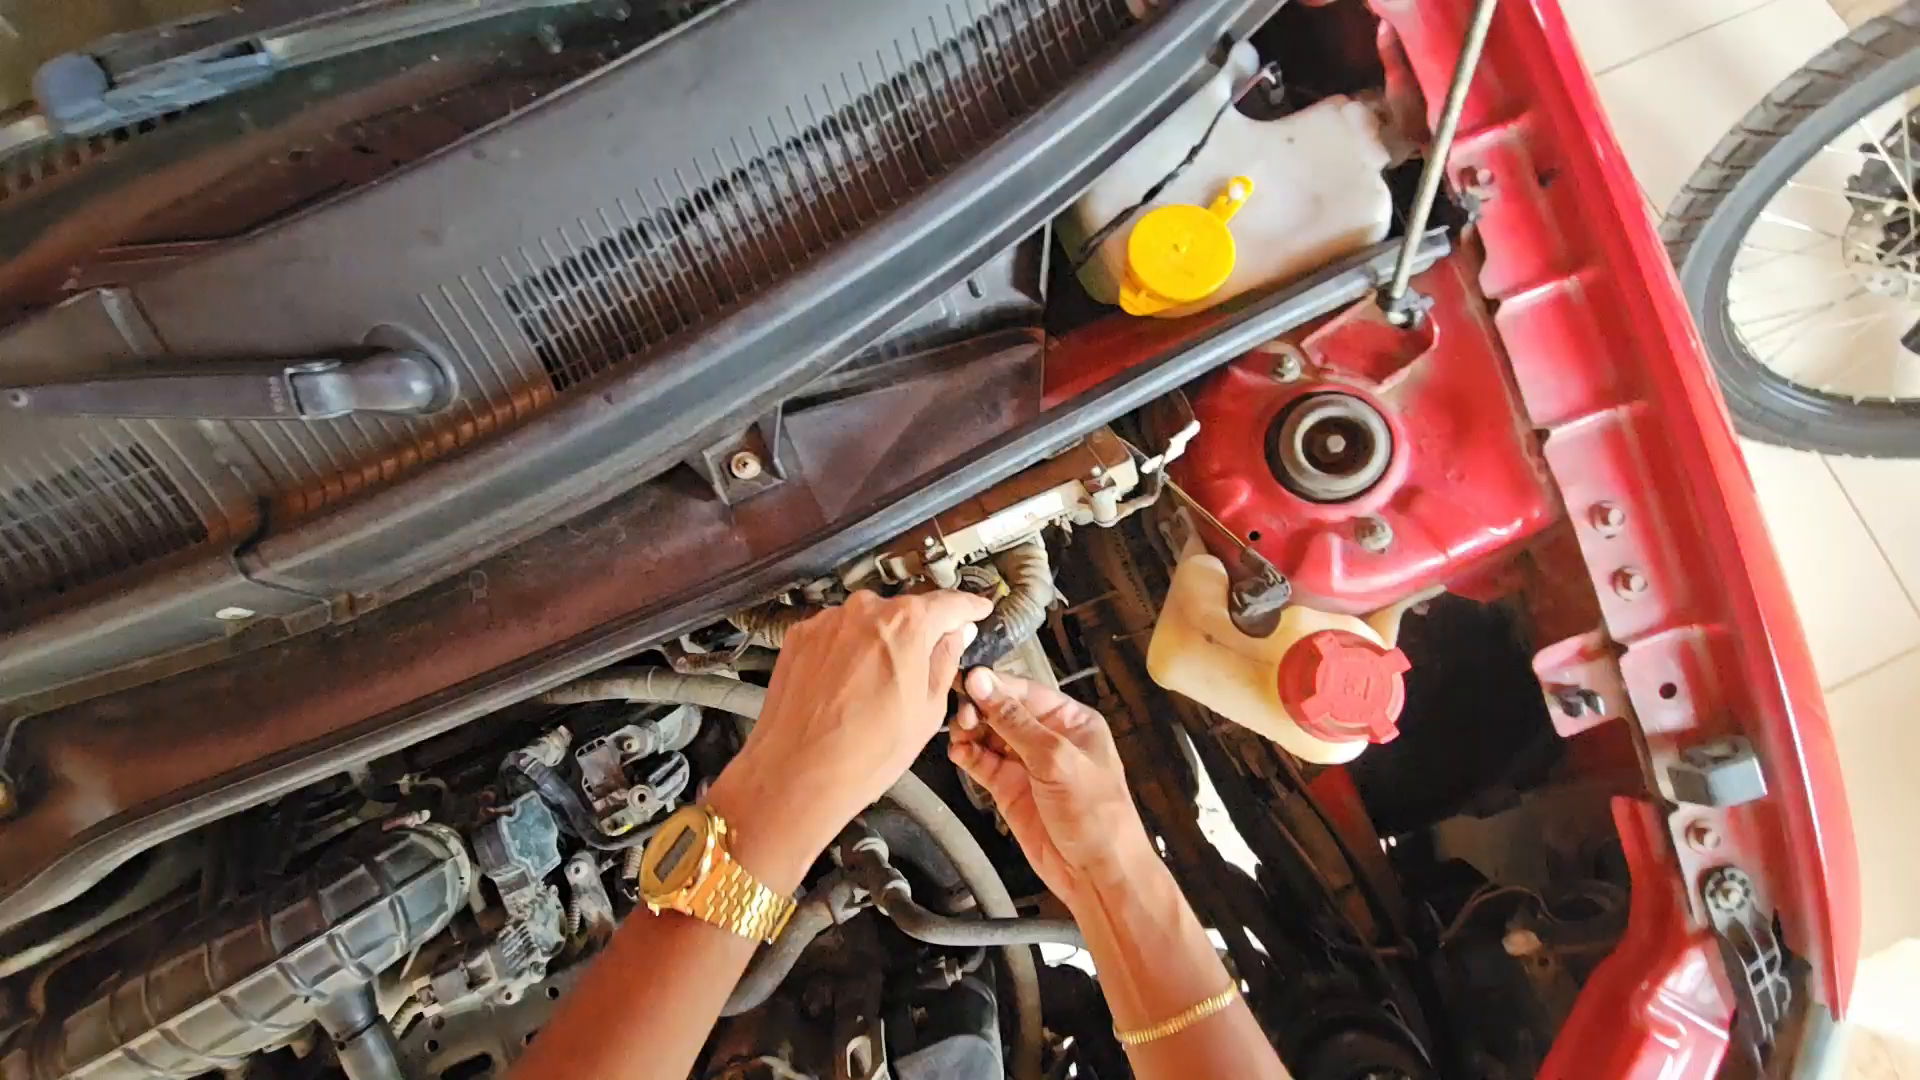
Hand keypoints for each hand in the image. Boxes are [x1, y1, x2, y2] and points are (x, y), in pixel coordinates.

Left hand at [706, 589, 992, 888]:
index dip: (969, 608)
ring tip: (875, 692)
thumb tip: (955, 637)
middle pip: (905, 612)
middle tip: (921, 670)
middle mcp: (865, 611)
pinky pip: (837, 635)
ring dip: (877, 645)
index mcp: (907, 623)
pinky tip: (847, 690)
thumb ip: (945, 661)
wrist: (795, 775)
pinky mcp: (800, 637)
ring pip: (868, 624)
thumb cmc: (862, 752)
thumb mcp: (928, 710)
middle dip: (917, 635)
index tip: (976, 610)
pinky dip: (846, 653)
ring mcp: (828, 621)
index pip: (950, 603)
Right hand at [948, 668, 1156, 911]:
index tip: (967, 680)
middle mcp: (1047, 737)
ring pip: (988, 734)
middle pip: (1002, 710)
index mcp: (1071, 720)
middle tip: (963, 715)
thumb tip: (983, 683)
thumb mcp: (1055, 758)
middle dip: (979, 708)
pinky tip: (959, 753)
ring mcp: (1026, 763)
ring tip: (960, 735)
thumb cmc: (1097, 815)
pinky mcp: (1009, 788)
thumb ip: (1014, 721)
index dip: (995, 685)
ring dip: (970, 731)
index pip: (1025, 691)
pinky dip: (968, 755)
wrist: (1097, 874)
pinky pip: (982, 762)